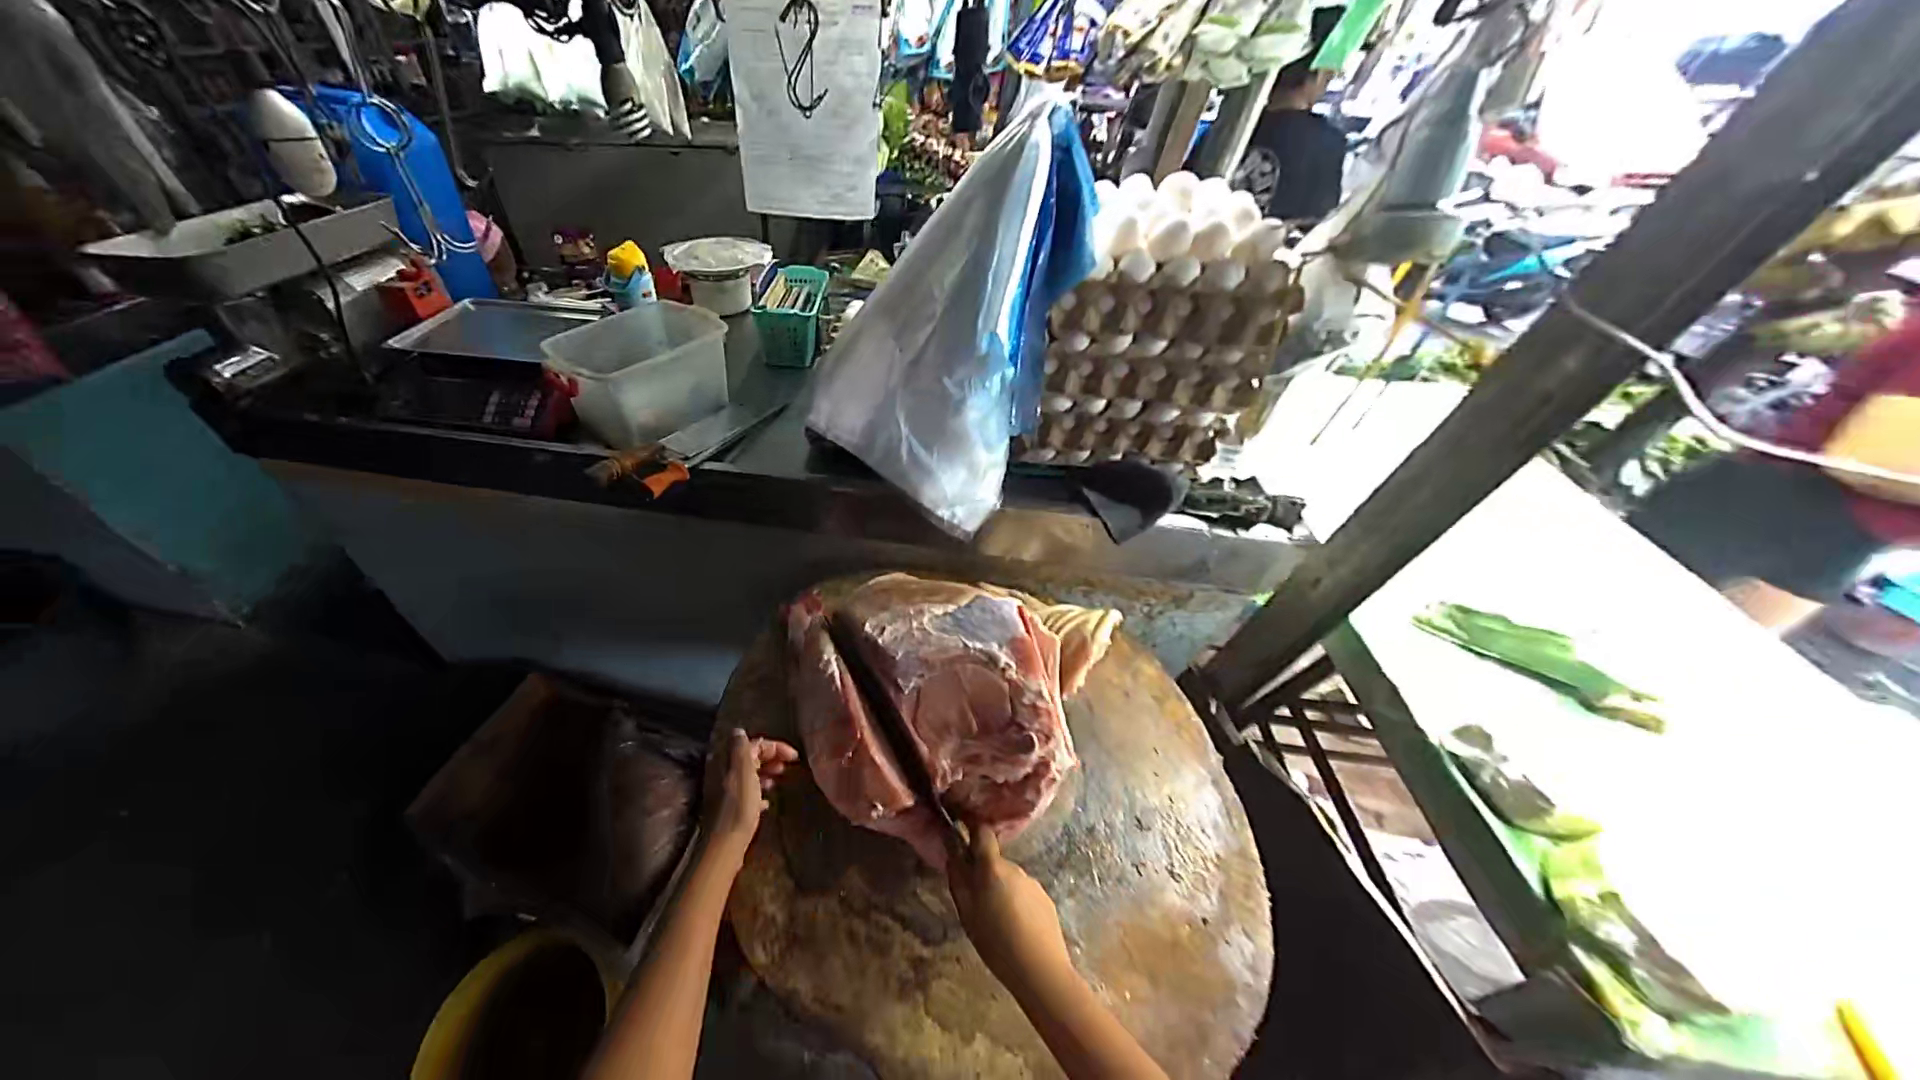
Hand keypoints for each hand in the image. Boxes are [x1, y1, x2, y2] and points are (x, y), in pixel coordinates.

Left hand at [702, 728, 798, 854]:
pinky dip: (760, 791)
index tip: (794, 756)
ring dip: (767, 772)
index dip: (775, 746)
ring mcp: (728, 791)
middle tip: (788, 766)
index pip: (754, 744)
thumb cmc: (740, 806)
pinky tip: (768, 801)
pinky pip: (749, 792)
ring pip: (750, 773)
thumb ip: (742, 750)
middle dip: (771, 758)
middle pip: (751, 757)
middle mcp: (726, 773)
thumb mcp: (744, 773)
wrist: (727, 843)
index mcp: (729, 762)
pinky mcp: (732, 808)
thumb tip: (739, 730)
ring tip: (779, 780)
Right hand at [946, 818, 1073, 995]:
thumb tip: (952, 855)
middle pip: (995, 863)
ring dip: (1002, 892)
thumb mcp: (967, 914)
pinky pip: (1024, 894)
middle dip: (985, 876)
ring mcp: (1032, 882)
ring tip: (999, 925)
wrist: (1041, 969)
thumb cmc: (996, 943)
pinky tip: (1017, 930)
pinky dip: (1018, 905)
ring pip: (1010, 880)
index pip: (982, 833)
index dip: (972, 829)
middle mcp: (1014, 868)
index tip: (962, 834)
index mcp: (992, 868)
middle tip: (978, 905)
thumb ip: (958, 881)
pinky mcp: (1045, 899)